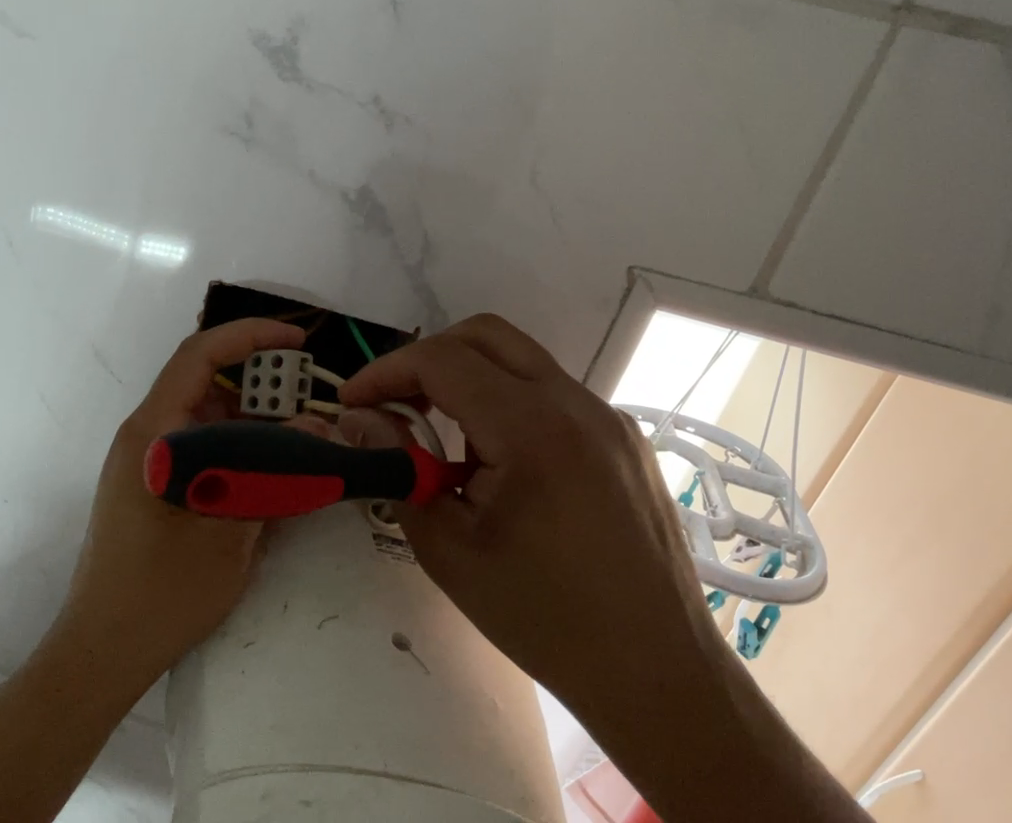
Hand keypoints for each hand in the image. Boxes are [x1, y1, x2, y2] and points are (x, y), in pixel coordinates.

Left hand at [49, 317, 307, 685]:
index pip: (199, 356)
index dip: (249, 337)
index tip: (298, 341)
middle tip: (314, 404)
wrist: (103, 652)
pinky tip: (274, 476)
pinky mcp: (155, 489)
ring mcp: (148, 463)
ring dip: (256, 424)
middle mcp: (146, 436)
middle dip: (264, 386)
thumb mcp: (229, 534)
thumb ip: (274, 477)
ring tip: (305, 442)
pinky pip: (203, 451)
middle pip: (207, 387)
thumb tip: (320, 435)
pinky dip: (240, 453)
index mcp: (153, 432)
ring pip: (209, 422)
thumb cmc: (159, 593)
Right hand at [339, 314, 717, 707]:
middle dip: (426, 359)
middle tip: (393, 406)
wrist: (658, 674)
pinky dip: (507, 405)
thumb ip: (399, 467)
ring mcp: (610, 420)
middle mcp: (578, 404)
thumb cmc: (543, 618)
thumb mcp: (448, 547)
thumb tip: (360, 418)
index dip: (385, 372)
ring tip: (442, 447)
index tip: (352, 404)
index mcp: (533, 428)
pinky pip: (553, 396)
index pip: (442, 360)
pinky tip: (496, 468)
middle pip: (486, 336)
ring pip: (522, 362)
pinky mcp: (625, 442)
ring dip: (468, 381)